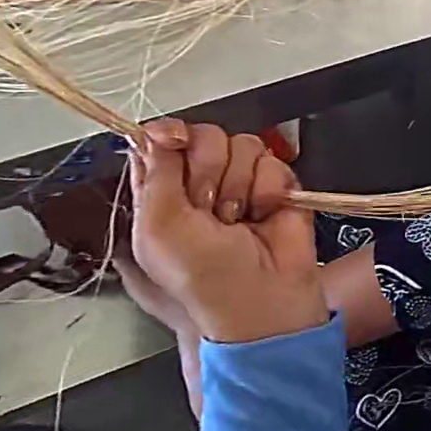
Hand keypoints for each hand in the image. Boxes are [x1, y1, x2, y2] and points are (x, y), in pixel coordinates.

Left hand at [129, 119, 325, 341]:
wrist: (262, 300)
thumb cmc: (203, 276)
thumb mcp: (158, 228)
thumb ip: (155, 173)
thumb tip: (155, 130)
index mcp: (164, 192)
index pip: (161, 141)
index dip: (168, 134)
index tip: (176, 141)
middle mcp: (201, 183)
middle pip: (204, 136)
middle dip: (207, 169)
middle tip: (208, 207)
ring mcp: (241, 183)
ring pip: (242, 145)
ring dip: (239, 185)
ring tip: (238, 218)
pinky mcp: (275, 186)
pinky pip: (272, 162)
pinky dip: (268, 189)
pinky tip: (264, 214)